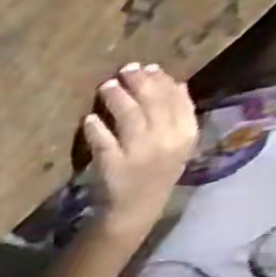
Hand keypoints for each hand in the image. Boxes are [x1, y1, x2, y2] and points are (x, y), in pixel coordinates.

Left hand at [84, 63, 196, 228]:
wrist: (135, 209)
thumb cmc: (155, 173)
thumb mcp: (177, 144)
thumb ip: (179, 115)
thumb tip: (176, 82)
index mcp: (186, 134)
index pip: (177, 98)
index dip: (161, 80)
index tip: (148, 67)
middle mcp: (165, 141)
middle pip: (152, 102)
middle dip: (138, 82)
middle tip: (124, 70)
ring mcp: (139, 153)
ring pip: (128, 115)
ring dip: (116, 97)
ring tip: (105, 86)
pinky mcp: (113, 164)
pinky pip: (103, 139)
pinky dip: (95, 126)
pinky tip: (89, 118)